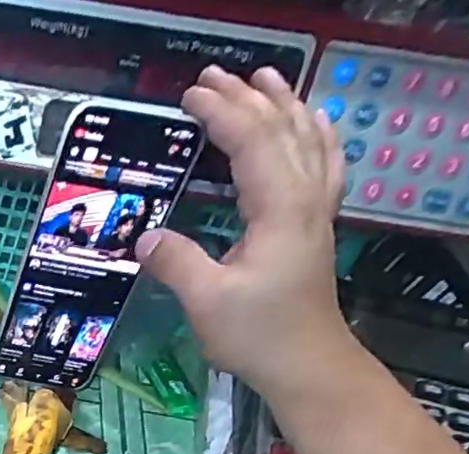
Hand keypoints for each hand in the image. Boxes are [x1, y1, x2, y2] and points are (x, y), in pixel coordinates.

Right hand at [139, 66, 355, 392]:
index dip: (221, 114)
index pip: (252, 142)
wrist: (305, 362)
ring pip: (309, 138)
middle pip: (282, 129)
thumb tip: (145, 236)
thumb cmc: (257, 333)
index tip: (189, 96)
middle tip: (214, 77)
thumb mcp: (207, 301)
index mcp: (279, 208)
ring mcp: (316, 210)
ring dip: (285, 104)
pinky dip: (314, 132)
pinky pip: (323, 161)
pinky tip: (311, 123)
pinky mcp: (315, 226)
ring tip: (265, 80)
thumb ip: (176, 263)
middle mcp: (305, 197)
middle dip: (248, 98)